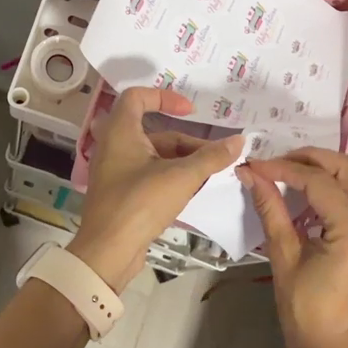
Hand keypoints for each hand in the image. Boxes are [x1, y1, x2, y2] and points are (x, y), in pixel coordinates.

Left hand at [68, 87, 244, 290]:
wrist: (108, 250)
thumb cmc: (140, 204)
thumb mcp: (181, 177)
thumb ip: (211, 157)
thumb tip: (239, 141)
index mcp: (120, 132)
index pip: (137, 97)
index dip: (165, 97)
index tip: (190, 111)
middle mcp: (113, 147)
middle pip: (154, 132)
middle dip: (186, 141)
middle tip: (214, 155)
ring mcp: (115, 172)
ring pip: (154, 157)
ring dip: (182, 162)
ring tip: (210, 174)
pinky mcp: (120, 194)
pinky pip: (148, 176)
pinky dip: (170, 177)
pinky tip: (192, 190)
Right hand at [239, 147, 347, 347]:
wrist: (329, 339)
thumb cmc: (302, 306)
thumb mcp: (282, 255)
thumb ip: (271, 209)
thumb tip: (251, 174)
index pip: (320, 183)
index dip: (286, 169)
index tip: (258, 165)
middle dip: (315, 159)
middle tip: (282, 162)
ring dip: (340, 165)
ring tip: (307, 170)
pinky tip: (334, 187)